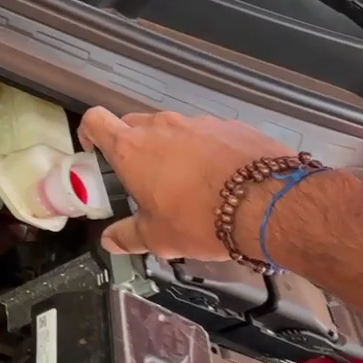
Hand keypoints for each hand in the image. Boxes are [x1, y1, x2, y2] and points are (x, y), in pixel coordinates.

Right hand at [77, 107, 294, 259]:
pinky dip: (209, 150)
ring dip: (174, 147)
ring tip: (193, 180)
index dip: (90, 132)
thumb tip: (109, 241)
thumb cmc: (201, 219)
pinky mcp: (231, 126)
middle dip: (134, 144)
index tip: (97, 151)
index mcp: (131, 148)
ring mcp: (197, 122)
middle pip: (133, 124)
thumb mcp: (159, 237)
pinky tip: (227, 177)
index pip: (94, 121)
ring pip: (173, 129)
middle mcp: (159, 127)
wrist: (272, 204)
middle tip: (147, 175)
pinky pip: (209, 134)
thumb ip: (128, 236)